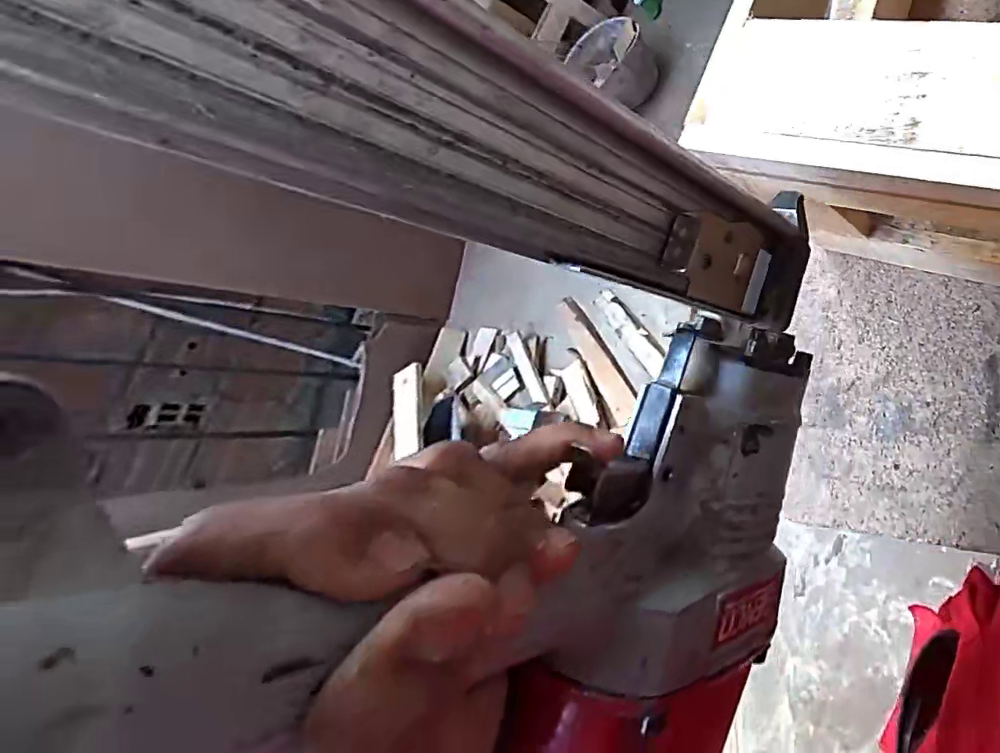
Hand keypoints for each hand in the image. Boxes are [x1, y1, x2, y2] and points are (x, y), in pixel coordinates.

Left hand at [145, 423, 624, 752]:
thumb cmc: (355, 752)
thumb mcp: (347, 746)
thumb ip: (382, 682)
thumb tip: (464, 601)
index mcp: (229, 603)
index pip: (246, 532)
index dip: (333, 536)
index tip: (399, 576)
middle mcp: (315, 544)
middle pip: (389, 494)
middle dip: (460, 543)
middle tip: (499, 606)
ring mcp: (402, 520)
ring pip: (463, 472)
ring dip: (515, 522)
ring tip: (531, 578)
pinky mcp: (470, 514)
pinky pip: (515, 460)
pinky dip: (559, 453)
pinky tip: (594, 453)